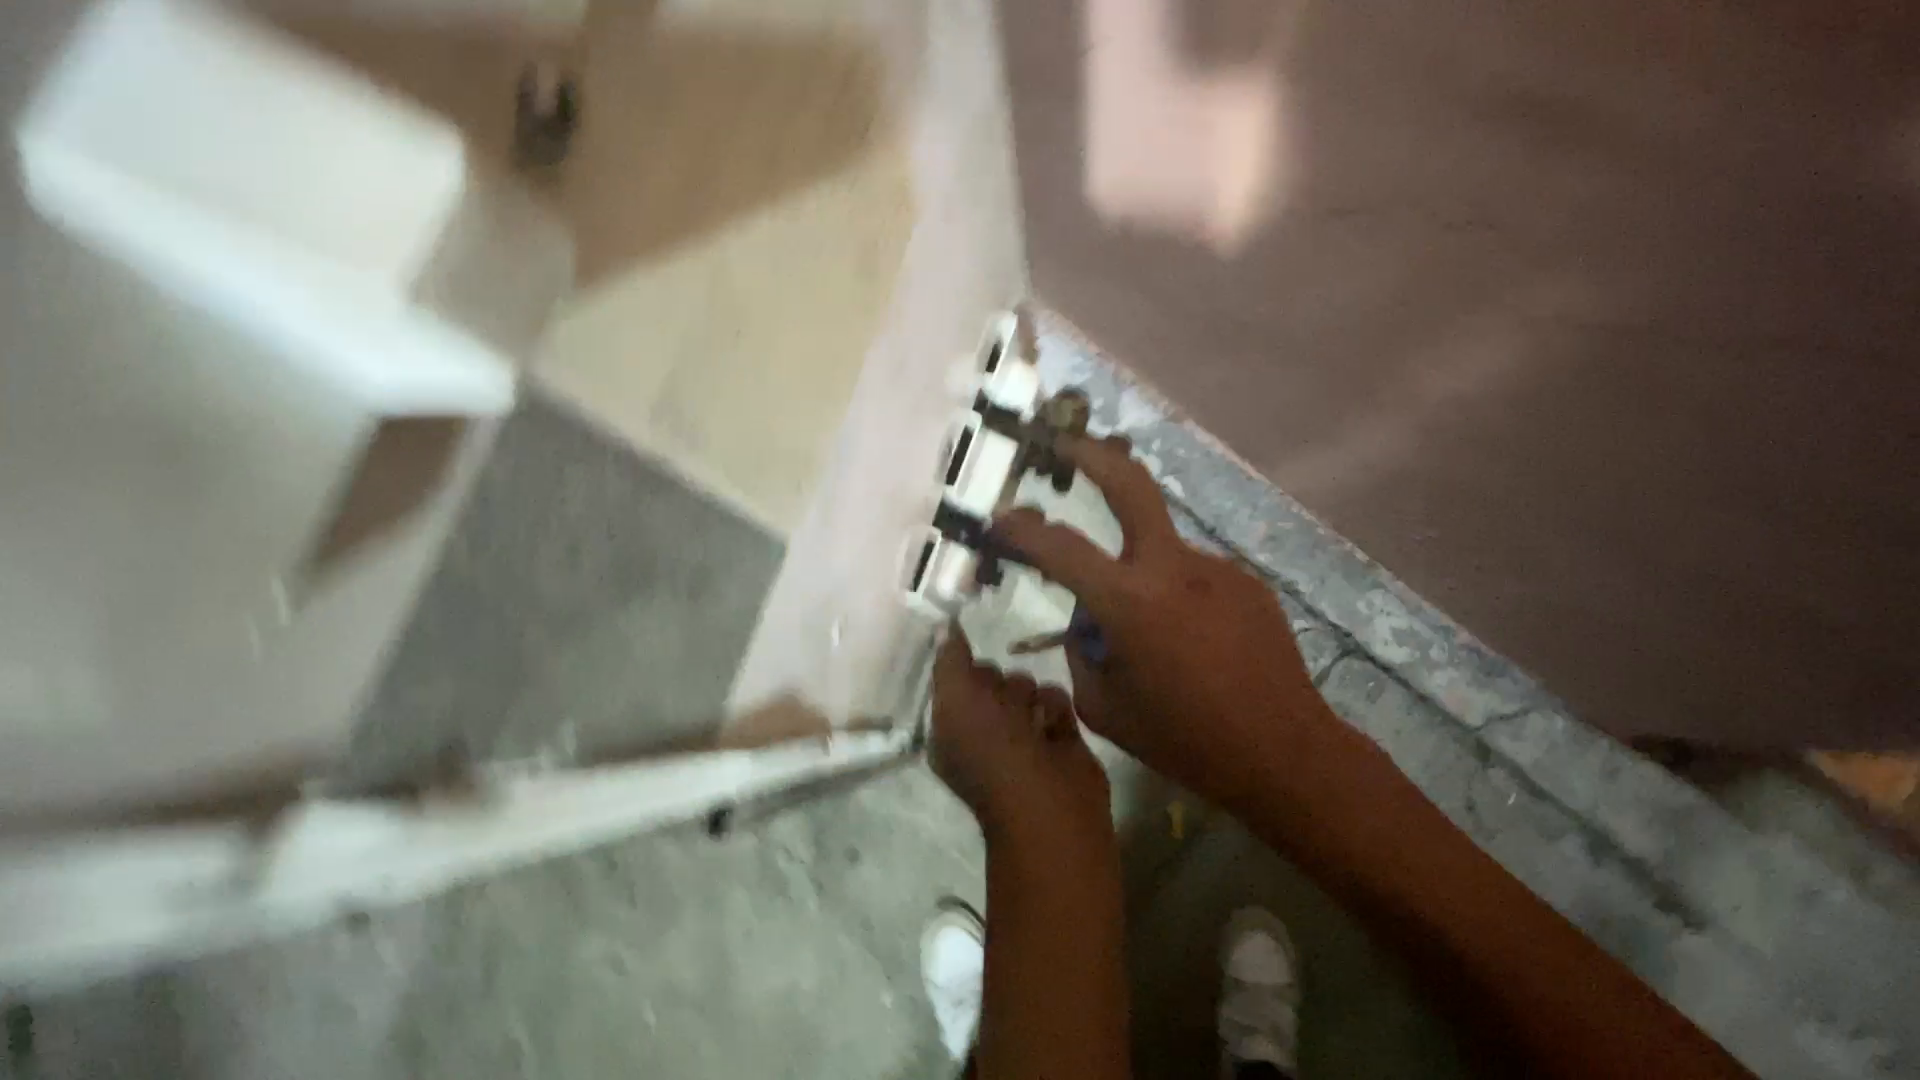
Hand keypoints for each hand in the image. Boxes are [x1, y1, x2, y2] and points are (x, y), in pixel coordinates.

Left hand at [930, 628, 1114, 852]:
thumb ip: (950, 661)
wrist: (1049, 802)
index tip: (972, 643)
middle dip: (998, 684)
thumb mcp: (956, 701)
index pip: (953, 680)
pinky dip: (1055, 708)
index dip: (961, 665)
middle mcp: (982, 731)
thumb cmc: (991, 752)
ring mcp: (1022, 734)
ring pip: (1024, 684)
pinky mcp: (1058, 734)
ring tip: (1033, 721)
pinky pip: (1054, 698)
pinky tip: (1054, 727)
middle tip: (1002, 705)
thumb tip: (945, 626)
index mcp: (950, 728)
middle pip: (990, 677)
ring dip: (1028, 697)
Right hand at [993, 435, 1329, 802]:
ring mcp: (1218, 569)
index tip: (1000, 518)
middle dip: (1091, 455)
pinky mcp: (1247, 582)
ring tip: (1157, 638)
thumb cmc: (1184, 741)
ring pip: (1160, 551)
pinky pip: (1193, 580)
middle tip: (1063, 445)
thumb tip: (1086, 622)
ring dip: (1141, 575)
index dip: (1022, 529)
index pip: (1061, 548)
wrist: (1283, 752)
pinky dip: (1178, 600)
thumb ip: (1080, 653)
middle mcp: (1174, 568)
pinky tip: (1195, 647)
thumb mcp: (1104, 707)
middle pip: (1131, 484)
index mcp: (1131, 603)